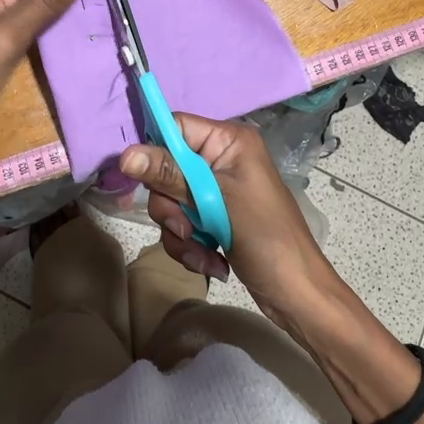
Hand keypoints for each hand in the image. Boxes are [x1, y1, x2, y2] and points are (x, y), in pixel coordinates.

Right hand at [120, 113, 338, 328]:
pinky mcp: (215, 217)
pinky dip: (191, 246)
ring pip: (171, 201)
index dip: (155, 152)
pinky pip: (183, 224)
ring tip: (204, 255)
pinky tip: (213, 263)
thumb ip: (170, 175)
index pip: (175, 127)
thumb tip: (125, 154)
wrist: (298, 295)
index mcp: (229, 140)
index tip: (143, 182)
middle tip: (186, 229)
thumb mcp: (216, 203)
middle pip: (167, 169)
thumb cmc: (266, 238)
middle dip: (172, 207)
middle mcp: (221, 158)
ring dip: (181, 234)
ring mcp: (218, 190)